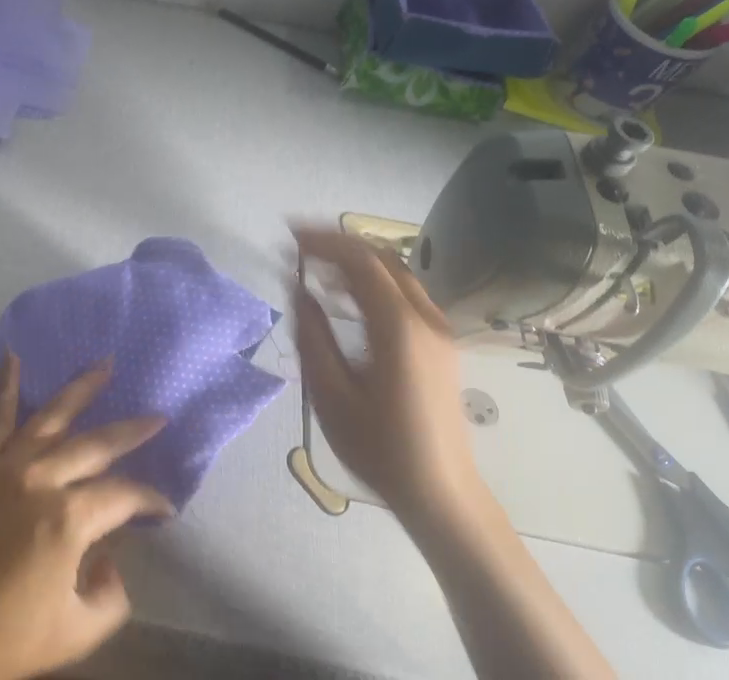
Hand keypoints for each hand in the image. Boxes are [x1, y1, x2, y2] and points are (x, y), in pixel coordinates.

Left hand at [0, 355, 172, 679]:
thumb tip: (108, 558)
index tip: (165, 509)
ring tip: (103, 364)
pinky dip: (4, 386)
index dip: (151, 501)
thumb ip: (112, 593)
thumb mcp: (80, 630)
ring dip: (80, 389)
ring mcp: (3, 468)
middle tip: (157, 415)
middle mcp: (39, 479)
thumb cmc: (9, 639)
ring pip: (50, 417)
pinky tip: (13, 358)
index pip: (124, 495)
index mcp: (69, 518)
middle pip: (95, 444)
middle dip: (131, 430)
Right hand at [291, 226, 481, 522]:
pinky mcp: (440, 343)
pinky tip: (346, 296)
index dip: (323, 242)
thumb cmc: (380, 448)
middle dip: (338, 245)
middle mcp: (425, 319)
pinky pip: (404, 293)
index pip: (360, 262)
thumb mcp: (331, 396)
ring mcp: (438, 330)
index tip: (288, 238)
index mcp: (398, 328)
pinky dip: (372, 281)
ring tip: (315, 268)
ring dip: (355, 262)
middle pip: (382, 259)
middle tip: (297, 248)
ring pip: (396, 274)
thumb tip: (298, 289)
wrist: (440, 491)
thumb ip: (312, 335)